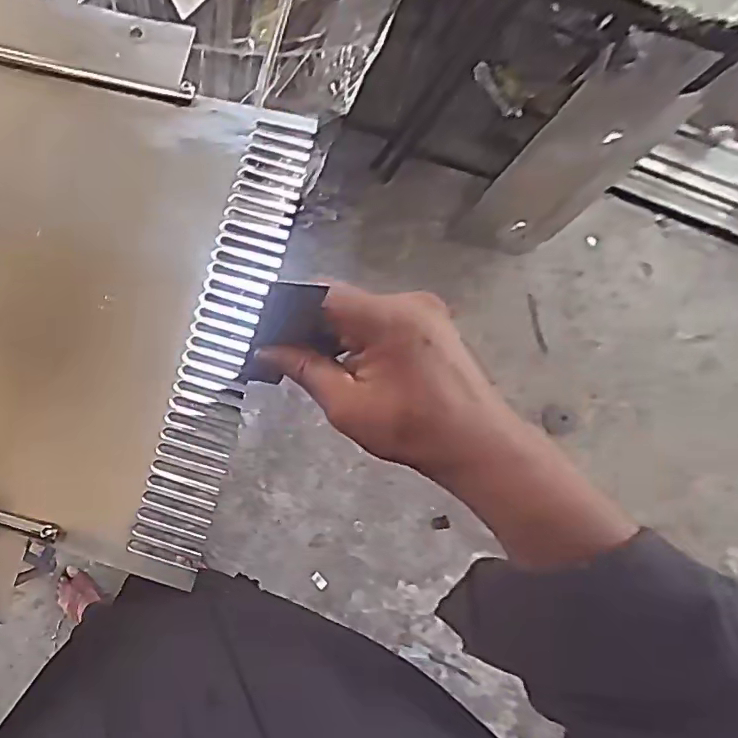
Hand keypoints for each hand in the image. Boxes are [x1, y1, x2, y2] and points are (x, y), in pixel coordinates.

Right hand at [256, 286, 529, 481]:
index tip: (262, 331)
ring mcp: (421, 311)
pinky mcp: (426, 324)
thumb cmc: (412, 429)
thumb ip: (303, 369)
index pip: (321, 293)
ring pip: (354, 311)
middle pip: (337, 300)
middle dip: (303, 325)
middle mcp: (407, 303)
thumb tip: (269, 350)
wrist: (475, 443)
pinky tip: (337, 363)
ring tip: (302, 363)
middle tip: (275, 352)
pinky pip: (374, 320)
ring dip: (327, 334)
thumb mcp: (344, 404)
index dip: (286, 309)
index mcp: (387, 317)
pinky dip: (350, 337)